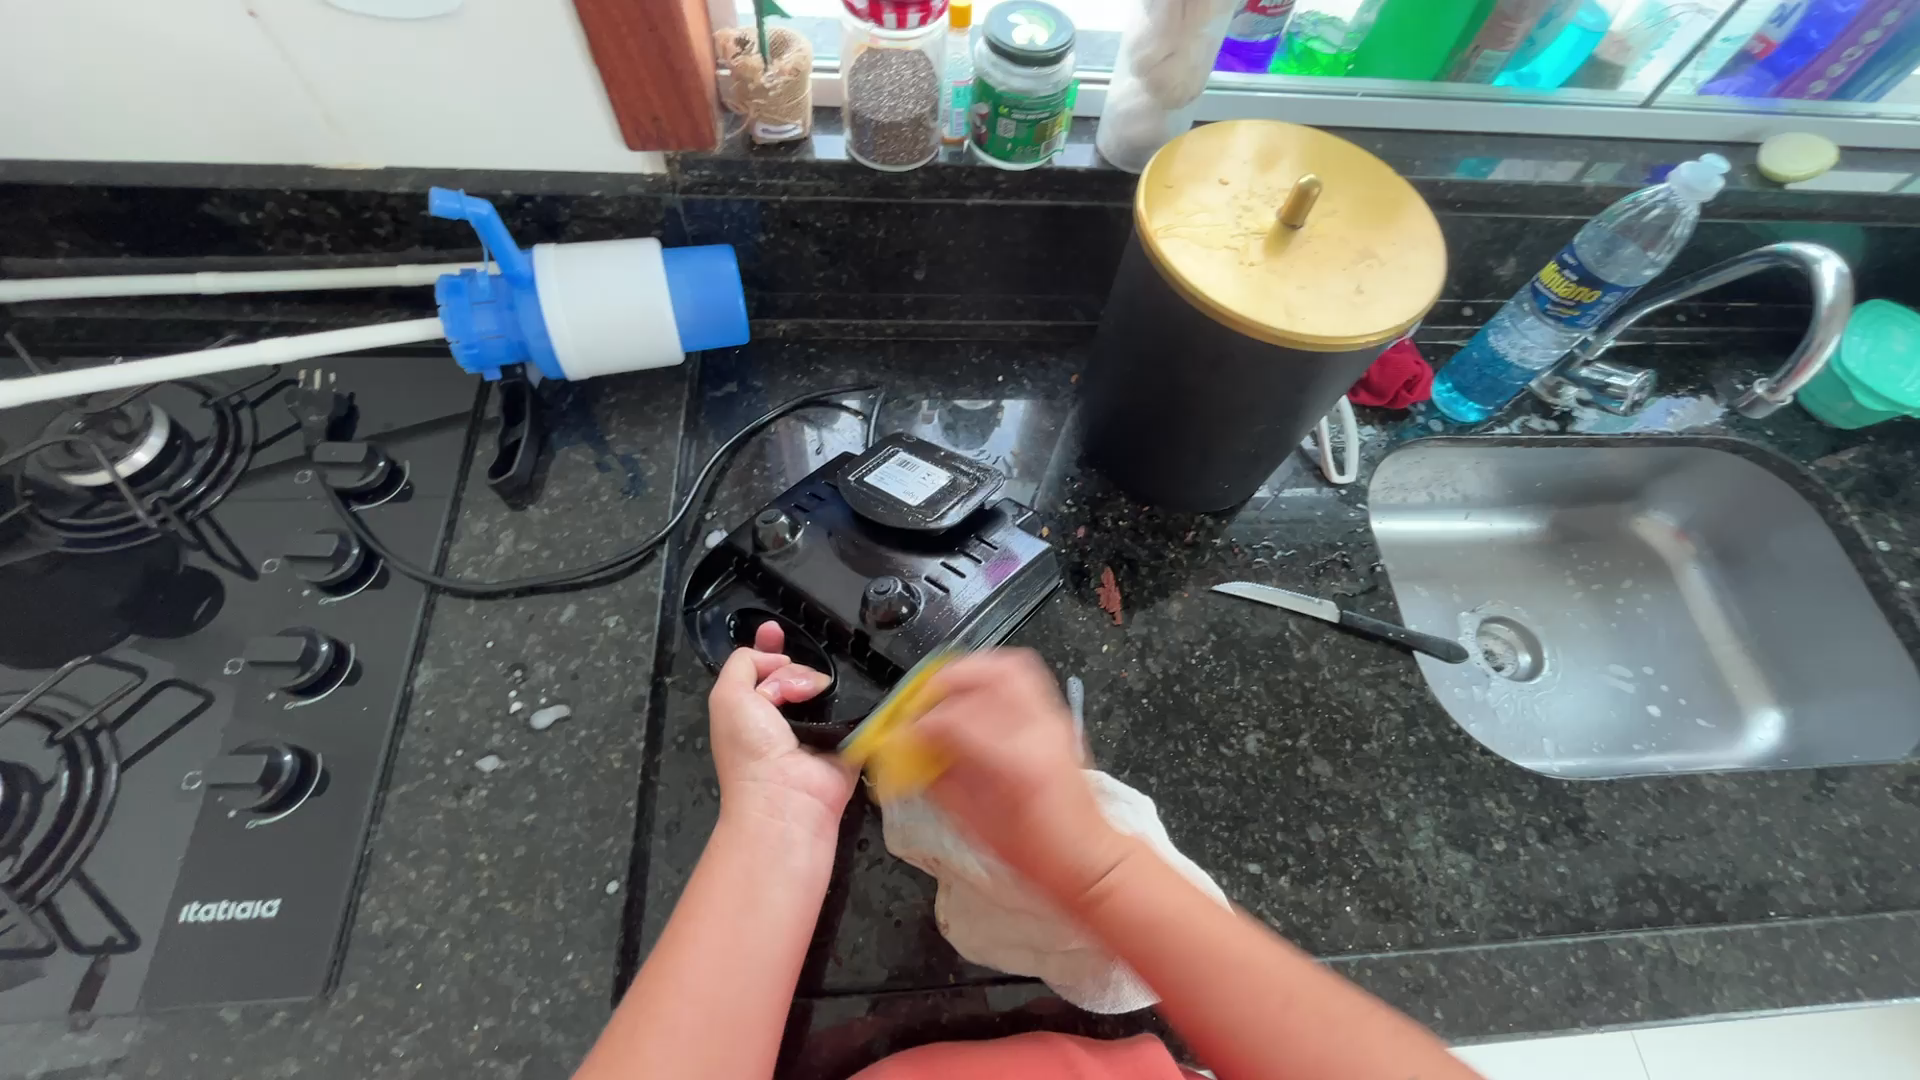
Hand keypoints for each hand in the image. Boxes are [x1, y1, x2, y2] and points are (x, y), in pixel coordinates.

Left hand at [708, 621, 855, 841]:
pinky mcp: (847, 734)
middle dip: (792, 667)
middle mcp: (784, 715)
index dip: (770, 646)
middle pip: (796, 670)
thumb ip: (743, 663)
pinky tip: (845, 689)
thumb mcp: (727, 697)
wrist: (787, 796)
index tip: (776, 629)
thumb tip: (781, 660)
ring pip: (824, 681)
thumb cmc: (750, 749)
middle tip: (790, 689)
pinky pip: (853, 701)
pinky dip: (850, 693)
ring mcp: (818, 724)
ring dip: (817, 680)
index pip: (764, 668)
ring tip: (810, 695)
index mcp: (752, 710)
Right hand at [912, 650, 1134, 908]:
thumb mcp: (975, 825)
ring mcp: (1053, 721)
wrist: (1088, 858)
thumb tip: (909, 756)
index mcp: (1015, 765)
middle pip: (988, 676)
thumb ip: (938, 783)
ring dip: (970, 671)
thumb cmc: (1036, 854)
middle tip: (922, 698)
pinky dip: (992, 676)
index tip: (903, 732)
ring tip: (946, 688)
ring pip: (1010, 667)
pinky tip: (974, 693)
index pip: (956, 720)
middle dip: (945, 680)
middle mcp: (1038, 733)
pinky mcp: (1058, 719)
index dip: (920, 723)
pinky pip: (1023, 678)